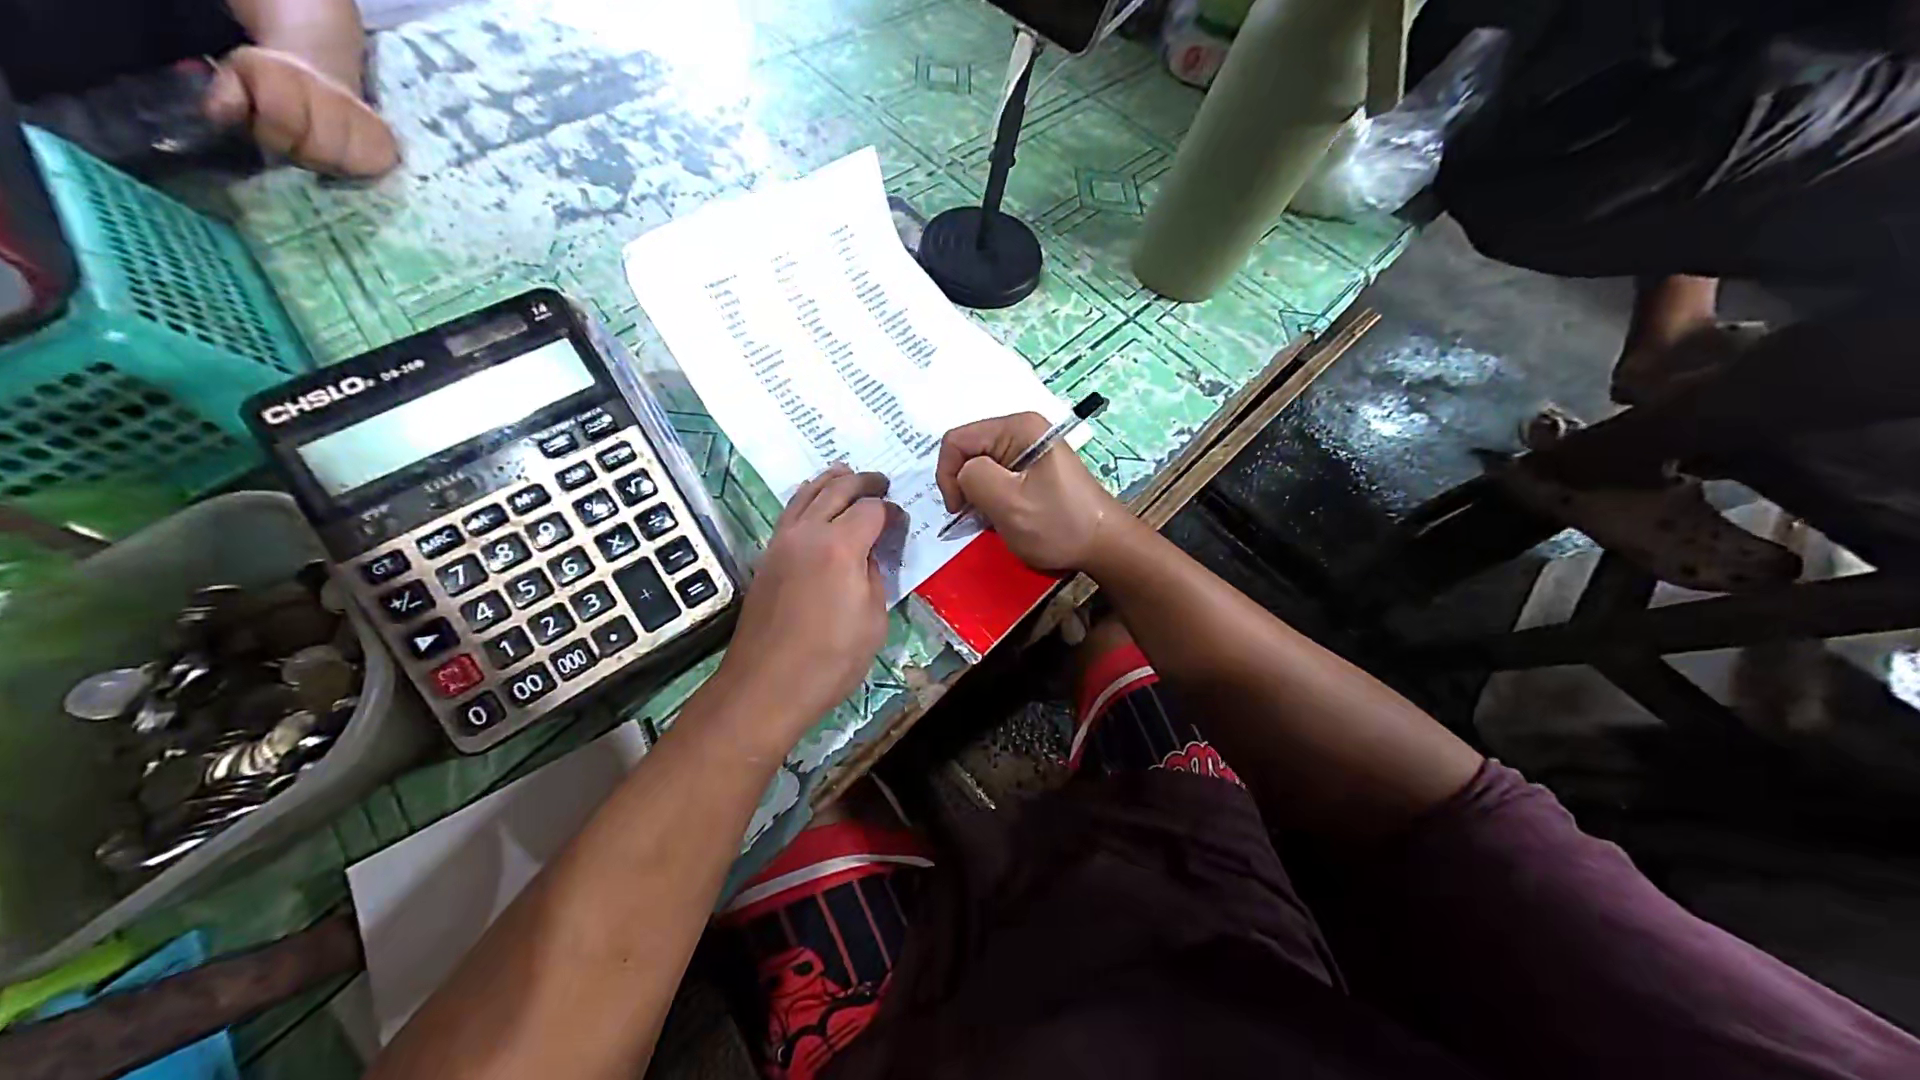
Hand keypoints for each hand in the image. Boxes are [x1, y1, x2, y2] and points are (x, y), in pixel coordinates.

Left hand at [205, 47, 399, 177]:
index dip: (273, 137)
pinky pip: (376, 168)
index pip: (283, 118)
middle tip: (298, 149)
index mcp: (286, 76)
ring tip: (322, 156)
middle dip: (305, 156)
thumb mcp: (236, 80)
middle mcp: (331, 94)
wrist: (320, 78)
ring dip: (332, 166)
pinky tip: (348, 161)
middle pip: (321, 149)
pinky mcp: (388, 142)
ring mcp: (366, 120)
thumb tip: (221, 118)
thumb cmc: (271, 87)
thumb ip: (225, 97)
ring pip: (348, 163)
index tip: (270, 140)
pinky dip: (360, 171)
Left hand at [704, 466, 893, 745]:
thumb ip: (875, 578)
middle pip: (838, 489)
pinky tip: (815, 503)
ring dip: (831, 481)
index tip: (902, 523)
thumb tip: (867, 559)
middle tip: (882, 483)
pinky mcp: (767, 557)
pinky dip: (808, 498)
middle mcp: (808, 533)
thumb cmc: (829, 660)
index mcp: (841, 546)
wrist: (766, 686)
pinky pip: (791, 512)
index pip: (872, 509)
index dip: (892, 511)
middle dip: (864, 482)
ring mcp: (782, 542)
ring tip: (847, 474)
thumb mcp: (873, 621)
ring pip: (807, 493)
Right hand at [935, 412, 1136, 573]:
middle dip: (965, 485)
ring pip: (981, 467)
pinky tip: (1007, 517)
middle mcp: (1022, 430)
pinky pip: (998, 478)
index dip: (948, 475)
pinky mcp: (1034, 469)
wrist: (1104, 545)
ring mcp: (1029, 450)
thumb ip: (973, 478)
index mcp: (1017, 427)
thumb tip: (963, 474)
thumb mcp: (1008, 503)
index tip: (959, 509)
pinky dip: (994, 499)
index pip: (956, 441)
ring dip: (979, 496)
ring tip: (995, 519)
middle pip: (968, 452)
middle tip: (978, 517)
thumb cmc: (1058, 525)